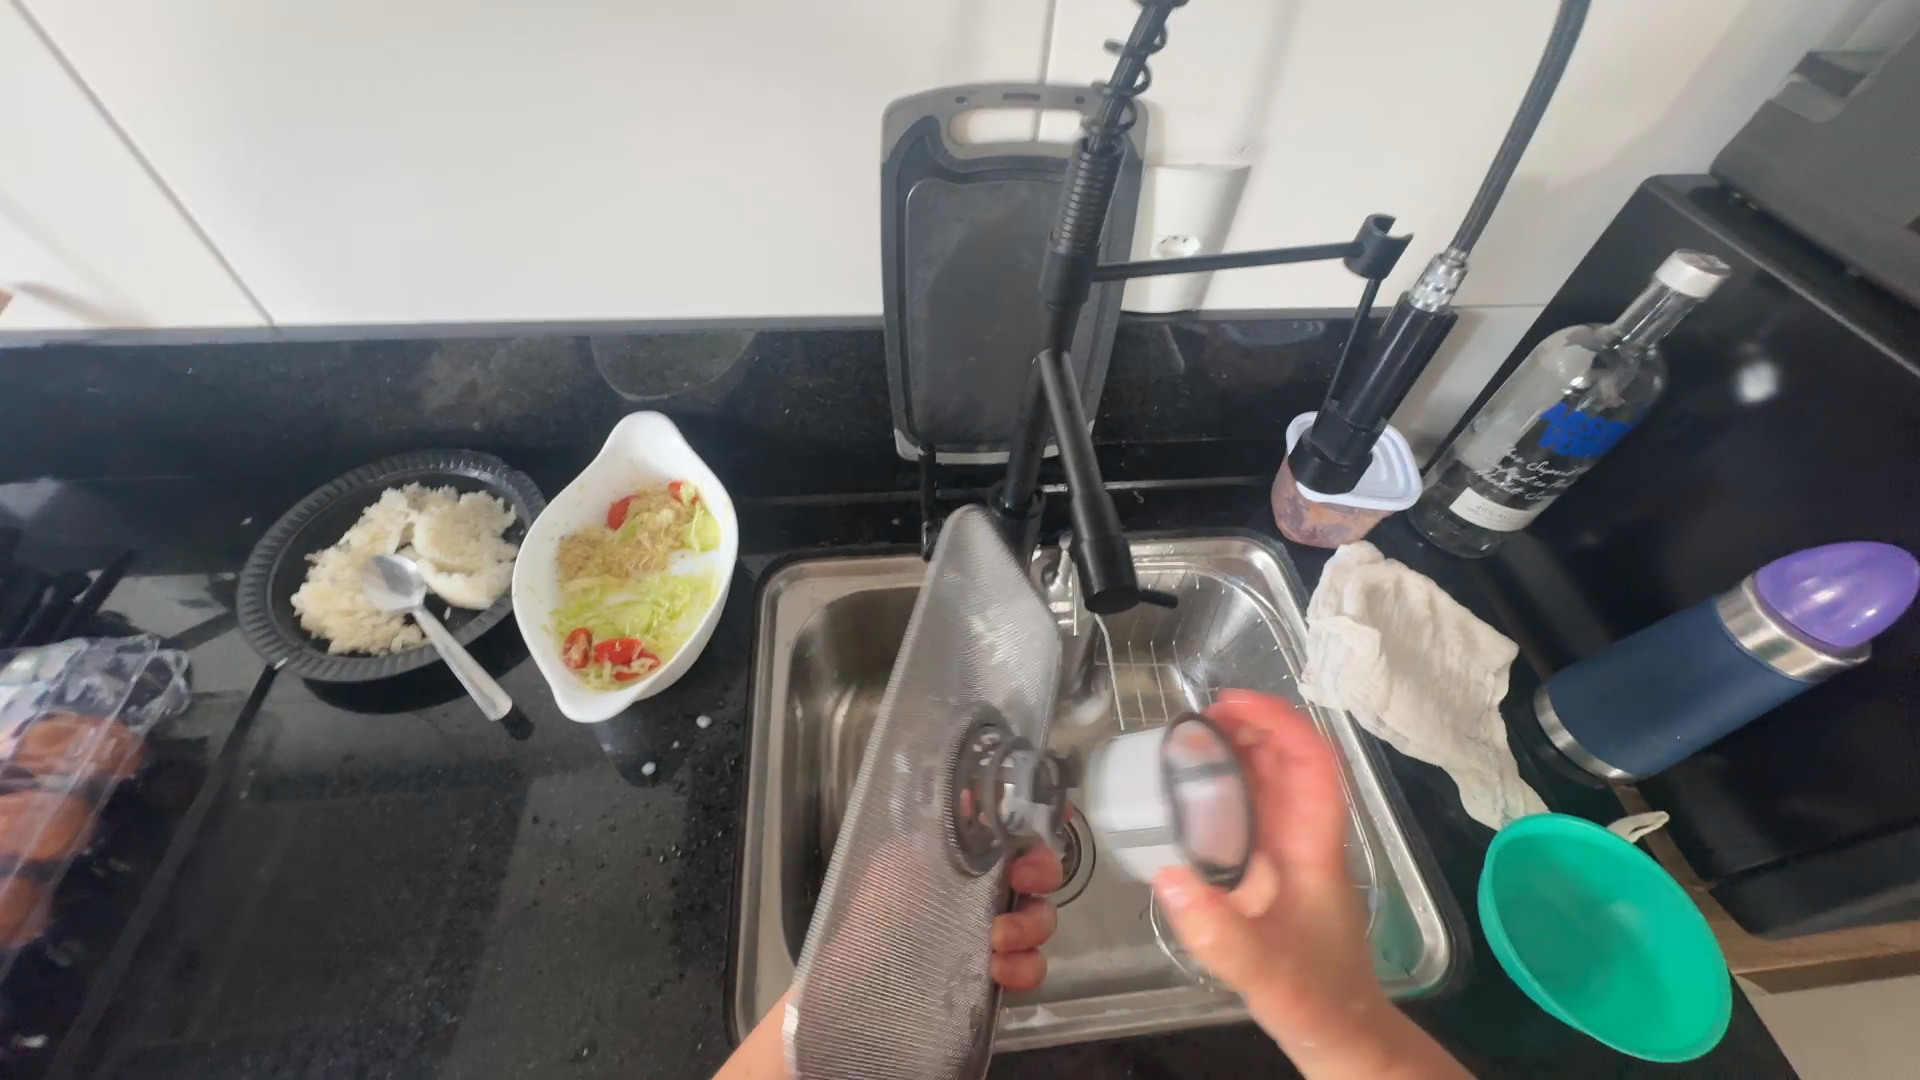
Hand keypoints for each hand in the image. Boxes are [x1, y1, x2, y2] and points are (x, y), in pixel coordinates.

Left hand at [713, 842, 1064, 1079]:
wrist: (863, 980)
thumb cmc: (883, 907)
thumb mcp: (905, 856)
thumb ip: (942, 828)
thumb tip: (966, 792)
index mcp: (970, 856)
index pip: (1015, 834)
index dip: (1035, 827)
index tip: (1044, 828)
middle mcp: (989, 890)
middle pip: (1040, 872)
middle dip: (1041, 871)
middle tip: (1023, 879)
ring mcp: (997, 933)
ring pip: (1041, 918)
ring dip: (1030, 924)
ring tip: (998, 938)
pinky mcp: (998, 975)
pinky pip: (1031, 967)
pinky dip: (1024, 967)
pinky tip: (998, 969)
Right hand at [1151, 691, 1470, 1079]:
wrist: (1341, 1035)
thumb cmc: (1317, 1001)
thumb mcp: (1266, 973)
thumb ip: (1219, 933)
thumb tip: (1166, 876)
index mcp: (1314, 844)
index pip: (1312, 763)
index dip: (1278, 722)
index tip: (1231, 704)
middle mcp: (1303, 834)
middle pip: (1288, 758)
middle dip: (1249, 724)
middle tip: (1195, 718)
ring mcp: (1288, 846)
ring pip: (1269, 776)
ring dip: (1235, 747)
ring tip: (1186, 739)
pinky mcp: (1270, 862)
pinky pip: (1249, 804)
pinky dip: (1223, 780)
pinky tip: (1188, 786)